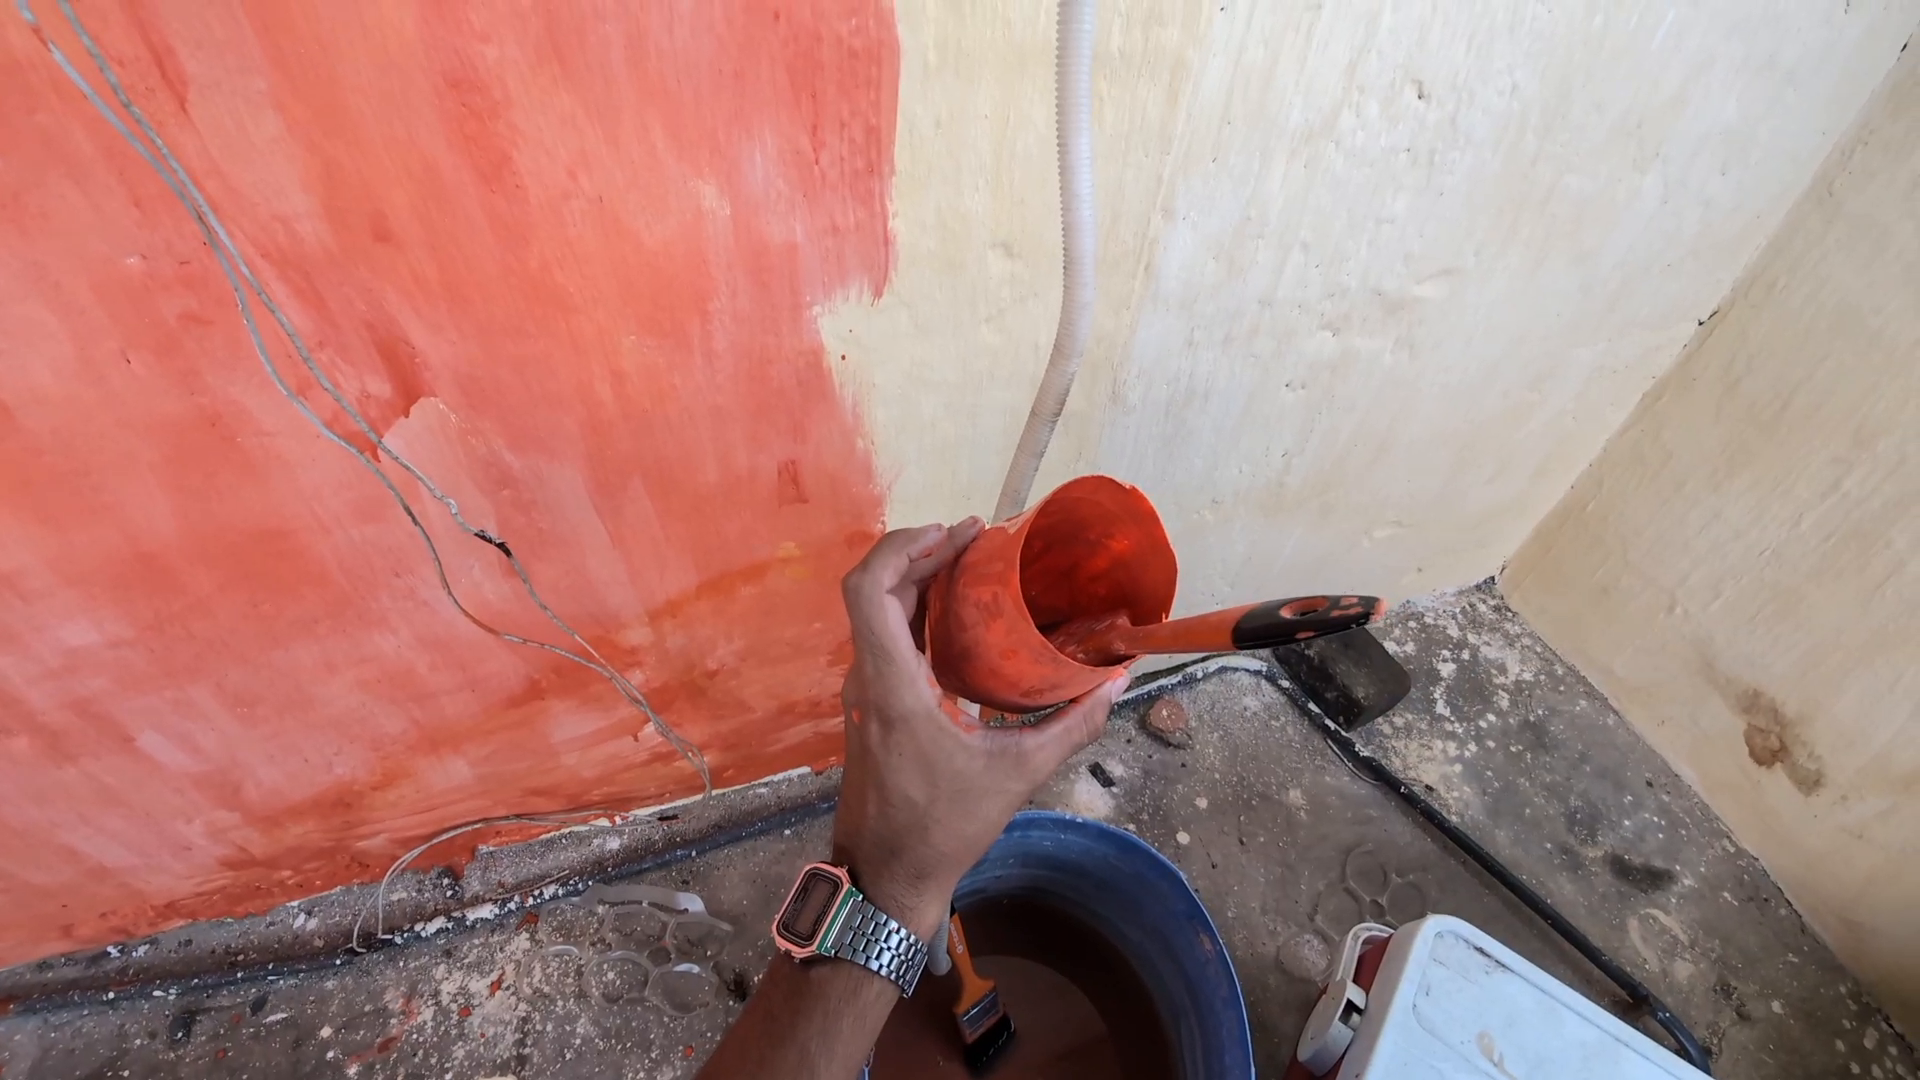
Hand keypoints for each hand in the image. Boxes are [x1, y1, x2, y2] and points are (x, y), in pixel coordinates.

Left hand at [830, 520, 1128, 936]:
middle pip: (875, 588)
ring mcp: (864, 688)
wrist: (887, 875)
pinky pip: (887, 635)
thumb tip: (1117, 682)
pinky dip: (916, 608)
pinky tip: (958, 609)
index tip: (952, 532)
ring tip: (973, 560)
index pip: (868, 590)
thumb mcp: (1017, 774)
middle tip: (977, 536)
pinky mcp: (872, 700)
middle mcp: (868, 675)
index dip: (902, 547)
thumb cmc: (944, 827)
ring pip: (878, 610)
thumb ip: (1073, 726)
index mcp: (892, 683)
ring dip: (918, 577)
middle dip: (922, 551)